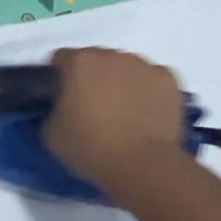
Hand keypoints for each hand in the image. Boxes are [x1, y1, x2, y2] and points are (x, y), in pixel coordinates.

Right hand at [44, 47, 183, 190]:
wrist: (141, 165)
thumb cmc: (90, 148)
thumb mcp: (51, 133)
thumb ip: (52, 110)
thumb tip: (62, 108)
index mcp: (79, 62)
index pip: (61, 58)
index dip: (59, 78)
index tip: (62, 99)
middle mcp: (112, 55)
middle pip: (96, 59)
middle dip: (92, 78)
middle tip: (92, 108)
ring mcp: (144, 65)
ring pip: (125, 67)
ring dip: (120, 82)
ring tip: (122, 114)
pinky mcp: (169, 79)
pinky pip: (151, 79)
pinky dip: (146, 91)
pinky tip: (144, 115)